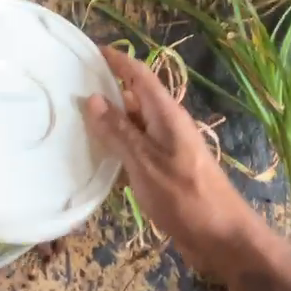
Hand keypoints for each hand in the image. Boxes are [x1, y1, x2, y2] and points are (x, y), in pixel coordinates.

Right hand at [86, 46, 257, 272]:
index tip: (87, 50)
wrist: (223, 240)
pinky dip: (117, 150)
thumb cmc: (185, 197)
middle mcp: (167, 125)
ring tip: (72, 124)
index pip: (138, 74)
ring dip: (108, 124)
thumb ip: (118, 131)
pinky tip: (96, 161)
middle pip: (133, 99)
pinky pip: (137, 150)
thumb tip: (93, 98)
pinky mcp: (166, 171)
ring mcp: (168, 149)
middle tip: (67, 93)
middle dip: (104, 93)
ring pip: (133, 126)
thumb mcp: (145, 163)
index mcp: (166, 114)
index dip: (115, 60)